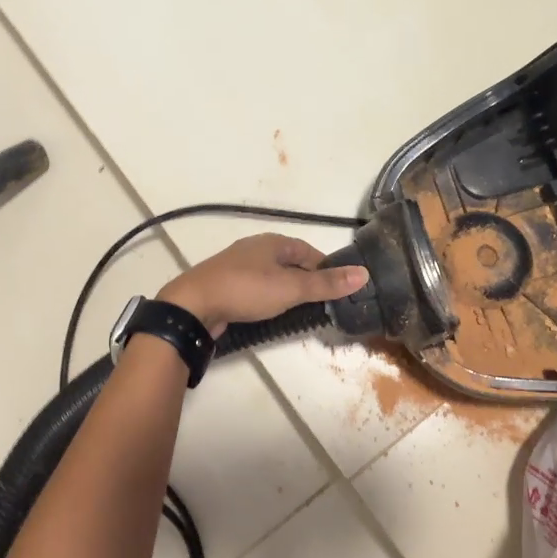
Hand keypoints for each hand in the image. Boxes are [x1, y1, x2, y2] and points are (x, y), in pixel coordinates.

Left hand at [158, 234, 368, 336]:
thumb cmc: (245, 289)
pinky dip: (267, 301)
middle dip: (306, 281)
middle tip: (323, 305)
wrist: (193, 305)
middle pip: (290, 263)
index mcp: (272, 242)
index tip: (338, 289)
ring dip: (286, 292)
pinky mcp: (225, 287)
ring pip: (272, 278)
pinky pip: (255, 291)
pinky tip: (270, 315)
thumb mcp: (291, 288)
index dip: (326, 268)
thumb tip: (364, 273)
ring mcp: (237, 268)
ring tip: (300, 313)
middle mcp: (255, 250)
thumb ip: (325, 284)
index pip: (309, 251)